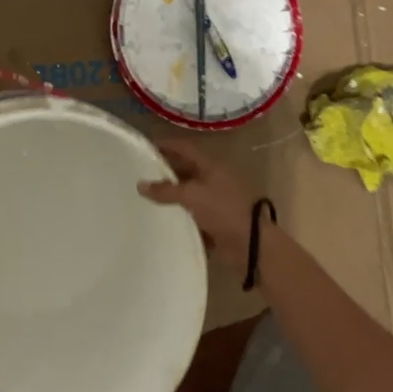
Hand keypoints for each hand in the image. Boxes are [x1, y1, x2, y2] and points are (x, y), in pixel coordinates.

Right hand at [137, 141, 257, 272]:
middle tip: (140, 175)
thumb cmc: (224, 210)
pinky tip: (160, 221)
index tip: (146, 146)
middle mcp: (213, 180)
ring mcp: (215, 202)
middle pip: (185, 171)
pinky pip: (191, 217)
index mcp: (211, 166)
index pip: (185, 148)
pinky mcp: (214, 223)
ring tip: (144, 199)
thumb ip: (166, 190)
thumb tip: (140, 185)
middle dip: (165, 173)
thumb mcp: (193, 195)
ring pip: (187, 195)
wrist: (252, 246)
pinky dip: (178, 218)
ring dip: (170, 197)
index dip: (167, 145)